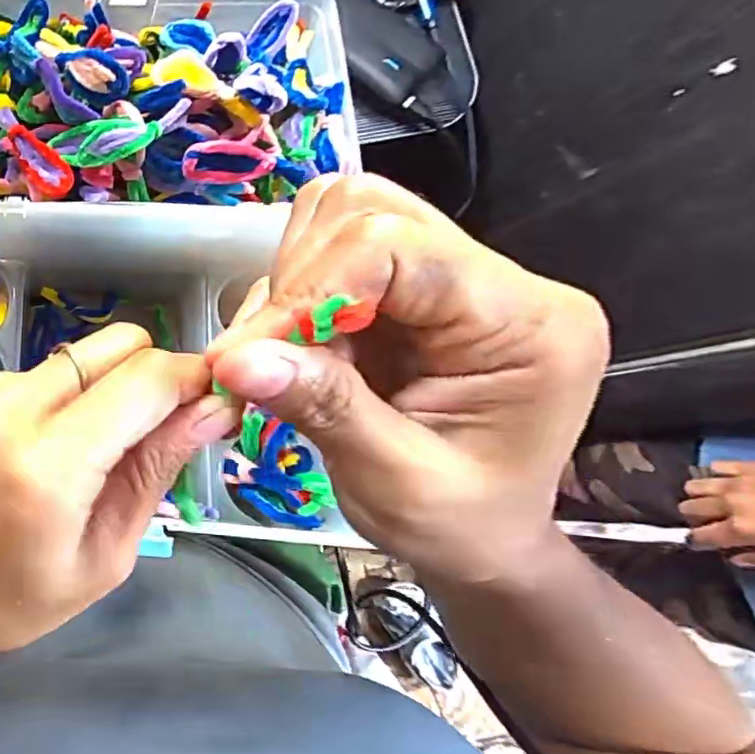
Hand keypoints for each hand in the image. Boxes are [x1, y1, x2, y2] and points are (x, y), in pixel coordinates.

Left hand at [0, 322, 237, 668]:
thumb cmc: (18, 596)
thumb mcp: (106, 554)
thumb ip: (157, 469)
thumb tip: (215, 407)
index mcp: (46, 466)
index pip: (144, 380)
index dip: (193, 380)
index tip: (214, 404)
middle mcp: (9, 409)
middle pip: (119, 345)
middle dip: (155, 377)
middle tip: (160, 431)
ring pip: (87, 353)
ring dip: (114, 387)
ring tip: (101, 448)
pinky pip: (51, 368)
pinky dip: (74, 395)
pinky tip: (57, 443)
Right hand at [206, 174, 609, 583]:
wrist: (480, 541)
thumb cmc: (455, 523)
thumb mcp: (391, 478)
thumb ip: (322, 406)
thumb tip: (234, 360)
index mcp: (521, 323)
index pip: (396, 248)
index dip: (309, 290)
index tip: (248, 355)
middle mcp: (491, 281)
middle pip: (364, 212)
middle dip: (295, 281)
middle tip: (262, 355)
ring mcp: (445, 280)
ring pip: (338, 221)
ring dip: (288, 283)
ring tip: (280, 355)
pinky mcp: (405, 292)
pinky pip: (326, 256)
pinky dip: (288, 297)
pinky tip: (290, 351)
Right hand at [682, 460, 754, 567]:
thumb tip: (736, 558)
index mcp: (743, 529)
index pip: (699, 536)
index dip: (698, 542)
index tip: (704, 546)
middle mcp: (731, 503)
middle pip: (688, 508)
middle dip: (695, 518)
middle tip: (716, 524)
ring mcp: (738, 480)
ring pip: (694, 486)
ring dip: (700, 496)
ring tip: (719, 502)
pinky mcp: (751, 465)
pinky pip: (716, 467)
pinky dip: (715, 475)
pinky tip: (732, 483)